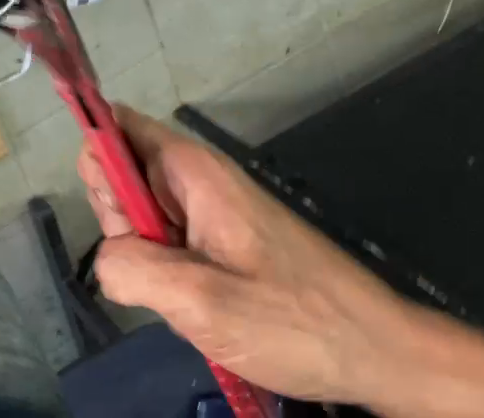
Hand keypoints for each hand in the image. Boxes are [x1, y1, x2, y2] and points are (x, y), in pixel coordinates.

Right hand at [76, 106, 419, 404]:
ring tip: (189, 294)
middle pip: (119, 172)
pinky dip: (168, 269)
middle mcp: (196, 175)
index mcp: (190, 169)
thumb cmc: (297, 322)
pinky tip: (199, 301)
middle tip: (163, 271)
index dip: (98, 167)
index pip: (111, 126)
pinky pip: (166, 236)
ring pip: (140, 211)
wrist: (385, 356)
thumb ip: (130, 266)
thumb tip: (106, 257)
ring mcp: (210, 205)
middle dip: (121, 223)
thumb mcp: (200, 301)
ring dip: (145, 254)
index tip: (121, 223)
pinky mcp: (222, 234)